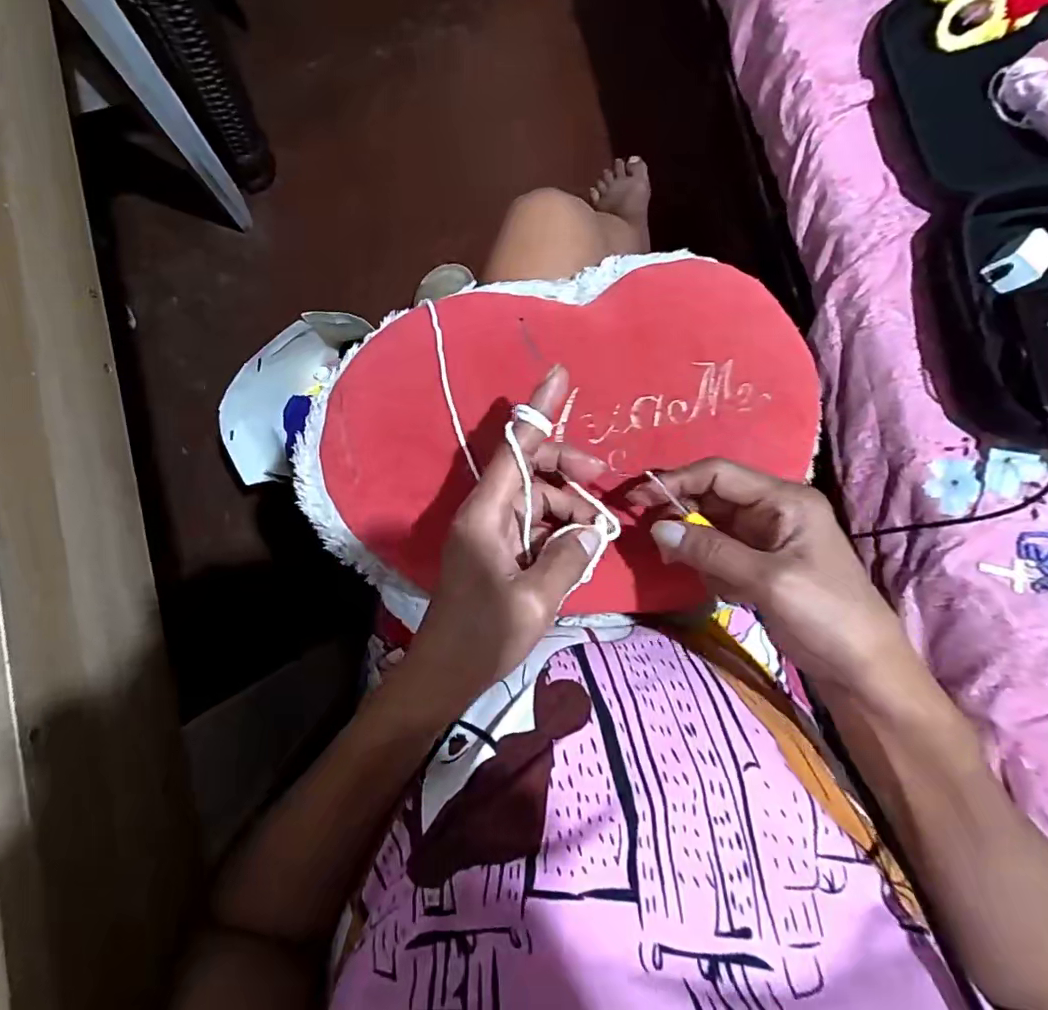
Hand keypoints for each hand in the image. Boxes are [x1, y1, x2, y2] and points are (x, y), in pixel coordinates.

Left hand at [406, 366, 610, 707]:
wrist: (445, 672)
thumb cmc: (484, 636)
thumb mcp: (536, 600)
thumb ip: (568, 556)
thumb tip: (590, 529)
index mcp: (486, 515)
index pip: (515, 450)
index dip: (538, 412)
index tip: (558, 374)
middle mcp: (484, 513)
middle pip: (528, 469)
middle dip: (567, 468)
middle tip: (602, 479)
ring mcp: (488, 531)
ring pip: (535, 497)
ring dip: (567, 505)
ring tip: (596, 531)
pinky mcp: (495, 550)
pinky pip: (531, 522)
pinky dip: (557, 527)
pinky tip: (578, 544)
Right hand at [626, 459, 920, 695]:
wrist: (863, 670)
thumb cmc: (826, 615)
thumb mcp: (767, 580)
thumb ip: (711, 551)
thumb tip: (657, 528)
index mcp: (784, 499)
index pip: (718, 473)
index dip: (676, 481)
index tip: (638, 497)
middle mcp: (773, 511)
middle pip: (710, 497)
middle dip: (679, 514)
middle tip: (650, 538)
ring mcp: (766, 539)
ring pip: (710, 527)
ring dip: (692, 546)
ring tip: (687, 571)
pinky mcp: (759, 565)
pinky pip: (718, 553)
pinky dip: (706, 566)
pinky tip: (720, 590)